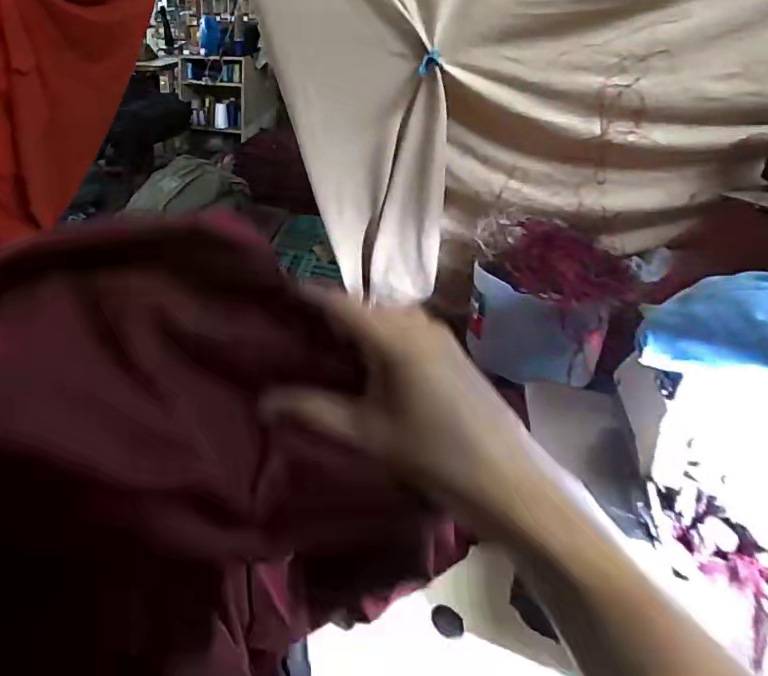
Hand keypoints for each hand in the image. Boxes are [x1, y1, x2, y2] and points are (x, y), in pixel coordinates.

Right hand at [262, 292, 558, 536]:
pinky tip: (366, 359)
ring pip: (384, 315)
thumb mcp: (366, 433)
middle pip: (362, 304)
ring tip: (323, 343)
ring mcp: (436, 330)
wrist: (504, 475)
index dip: (307, 294)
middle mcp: (415, 320)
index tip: (278, 292)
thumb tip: (263, 401)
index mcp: (393, 334)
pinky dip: (379, 334)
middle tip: (293, 327)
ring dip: (356, 324)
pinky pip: (404, 326)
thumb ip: (313, 410)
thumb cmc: (431, 453)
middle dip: (329, 312)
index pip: (339, 302)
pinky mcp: (449, 345)